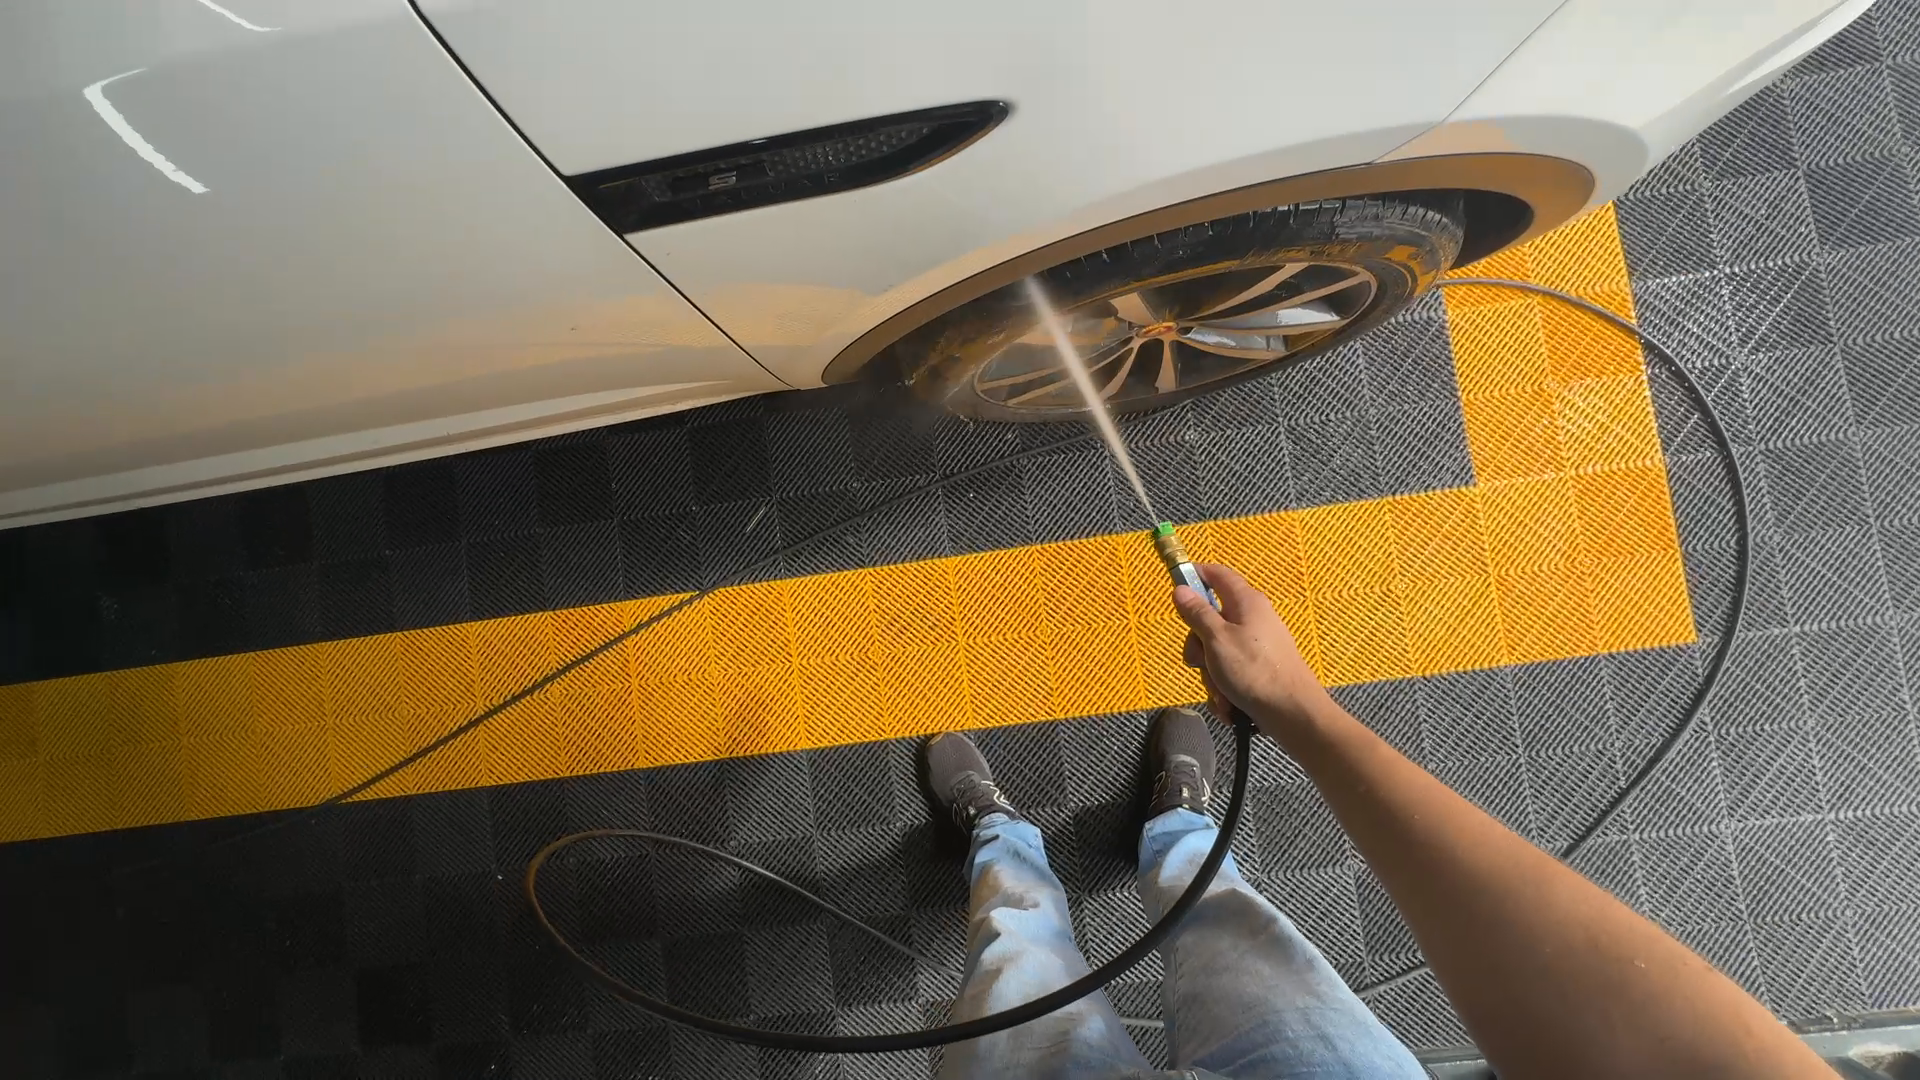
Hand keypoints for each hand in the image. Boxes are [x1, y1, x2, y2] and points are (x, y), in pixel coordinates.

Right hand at [1171, 562, 1332, 739]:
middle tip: (1197, 660)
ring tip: (1220, 691)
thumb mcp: (1216, 639)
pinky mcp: (1259, 668)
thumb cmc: (1253, 670)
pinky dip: (1224, 687)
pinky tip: (1228, 704)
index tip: (1176, 585)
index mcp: (1245, 602)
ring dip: (1211, 673)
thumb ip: (1196, 613)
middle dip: (1198, 644)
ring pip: (1217, 650)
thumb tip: (1181, 589)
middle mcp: (1253, 618)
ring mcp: (1256, 645)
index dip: (1195, 575)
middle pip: (1211, 619)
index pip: (1217, 574)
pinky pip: (1230, 670)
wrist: (1293, 714)